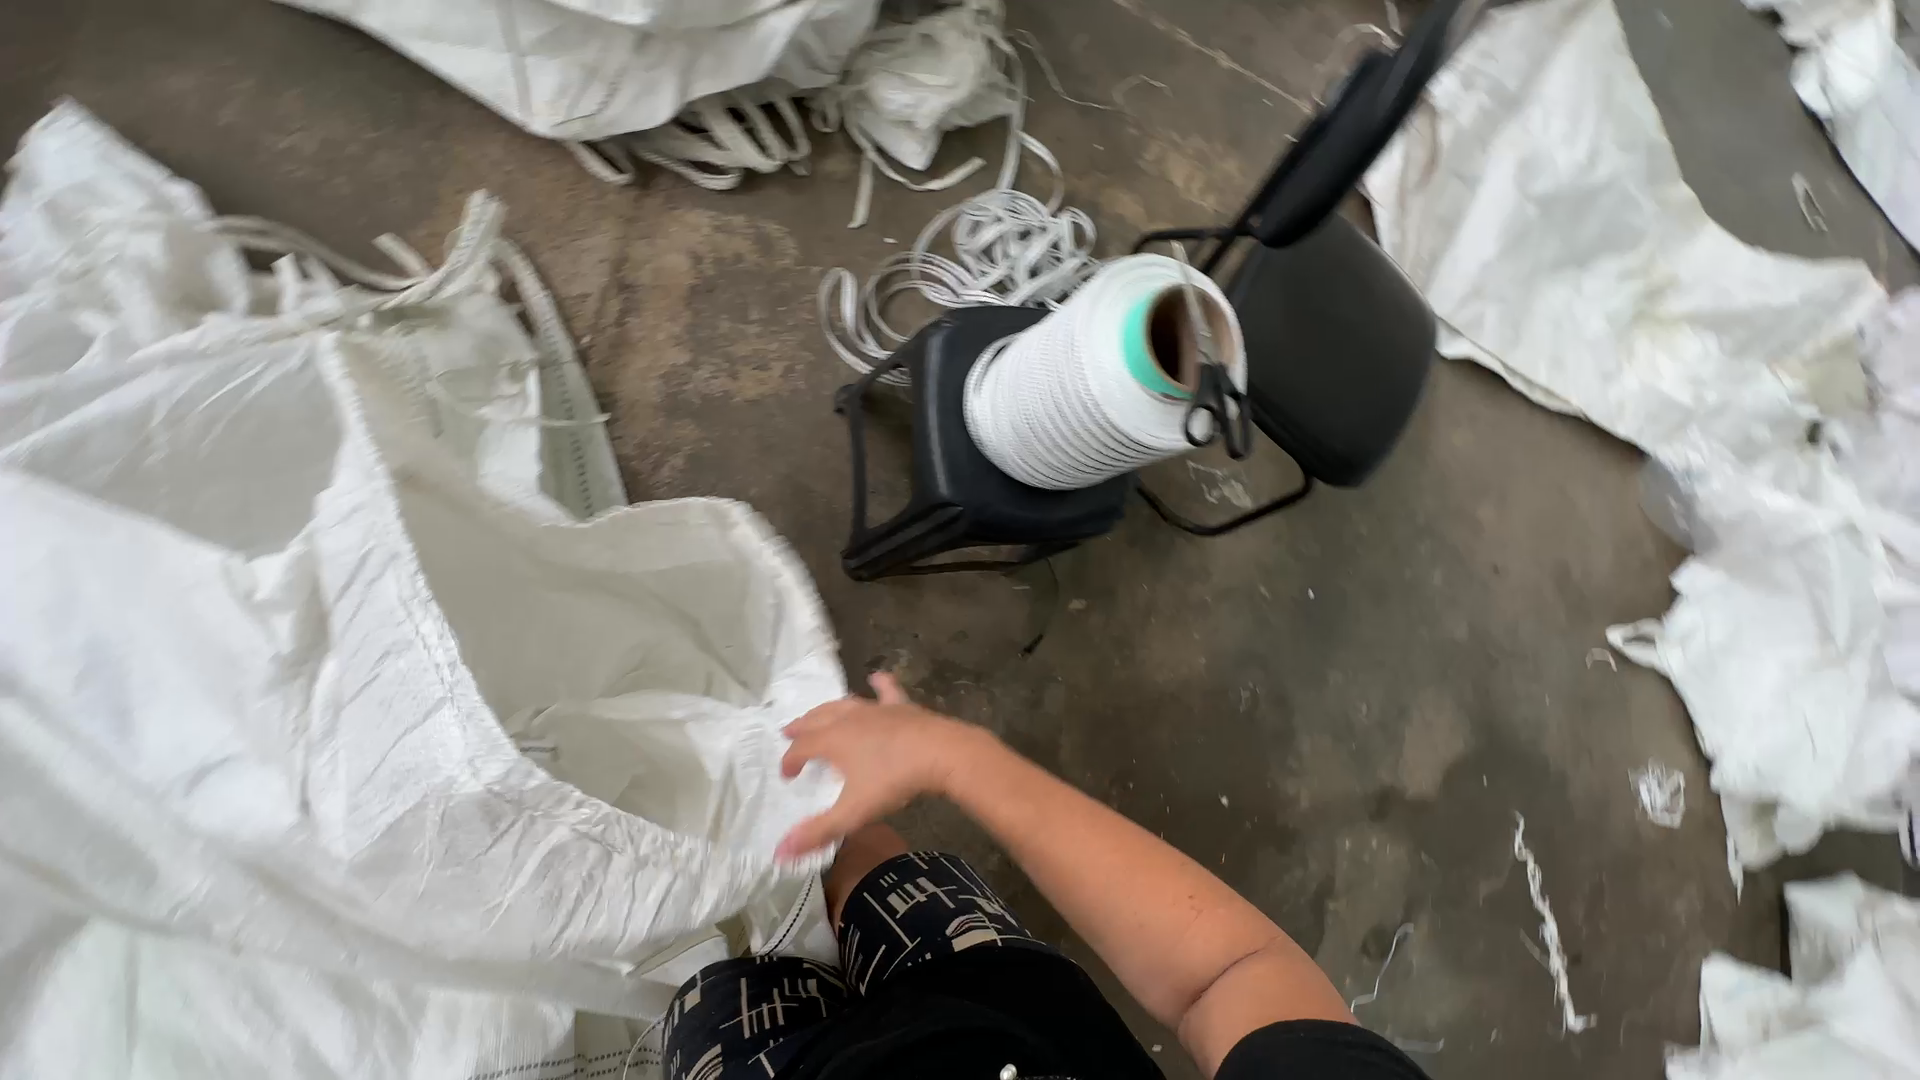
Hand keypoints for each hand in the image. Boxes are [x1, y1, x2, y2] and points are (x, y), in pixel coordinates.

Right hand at [776, 672, 991, 859]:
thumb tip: (779, 853)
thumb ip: (818, 832)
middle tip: (789, 732)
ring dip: (828, 709)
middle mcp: (849, 719)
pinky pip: (887, 690)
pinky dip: (879, 684)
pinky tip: (876, 677)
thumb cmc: (893, 781)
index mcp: (832, 741)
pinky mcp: (901, 706)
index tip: (788, 777)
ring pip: (845, 704)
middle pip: (817, 719)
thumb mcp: (854, 812)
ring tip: (820, 713)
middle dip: (801, 728)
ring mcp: (876, 709)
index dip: (790, 762)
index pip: (801, 749)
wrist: (941, 752)